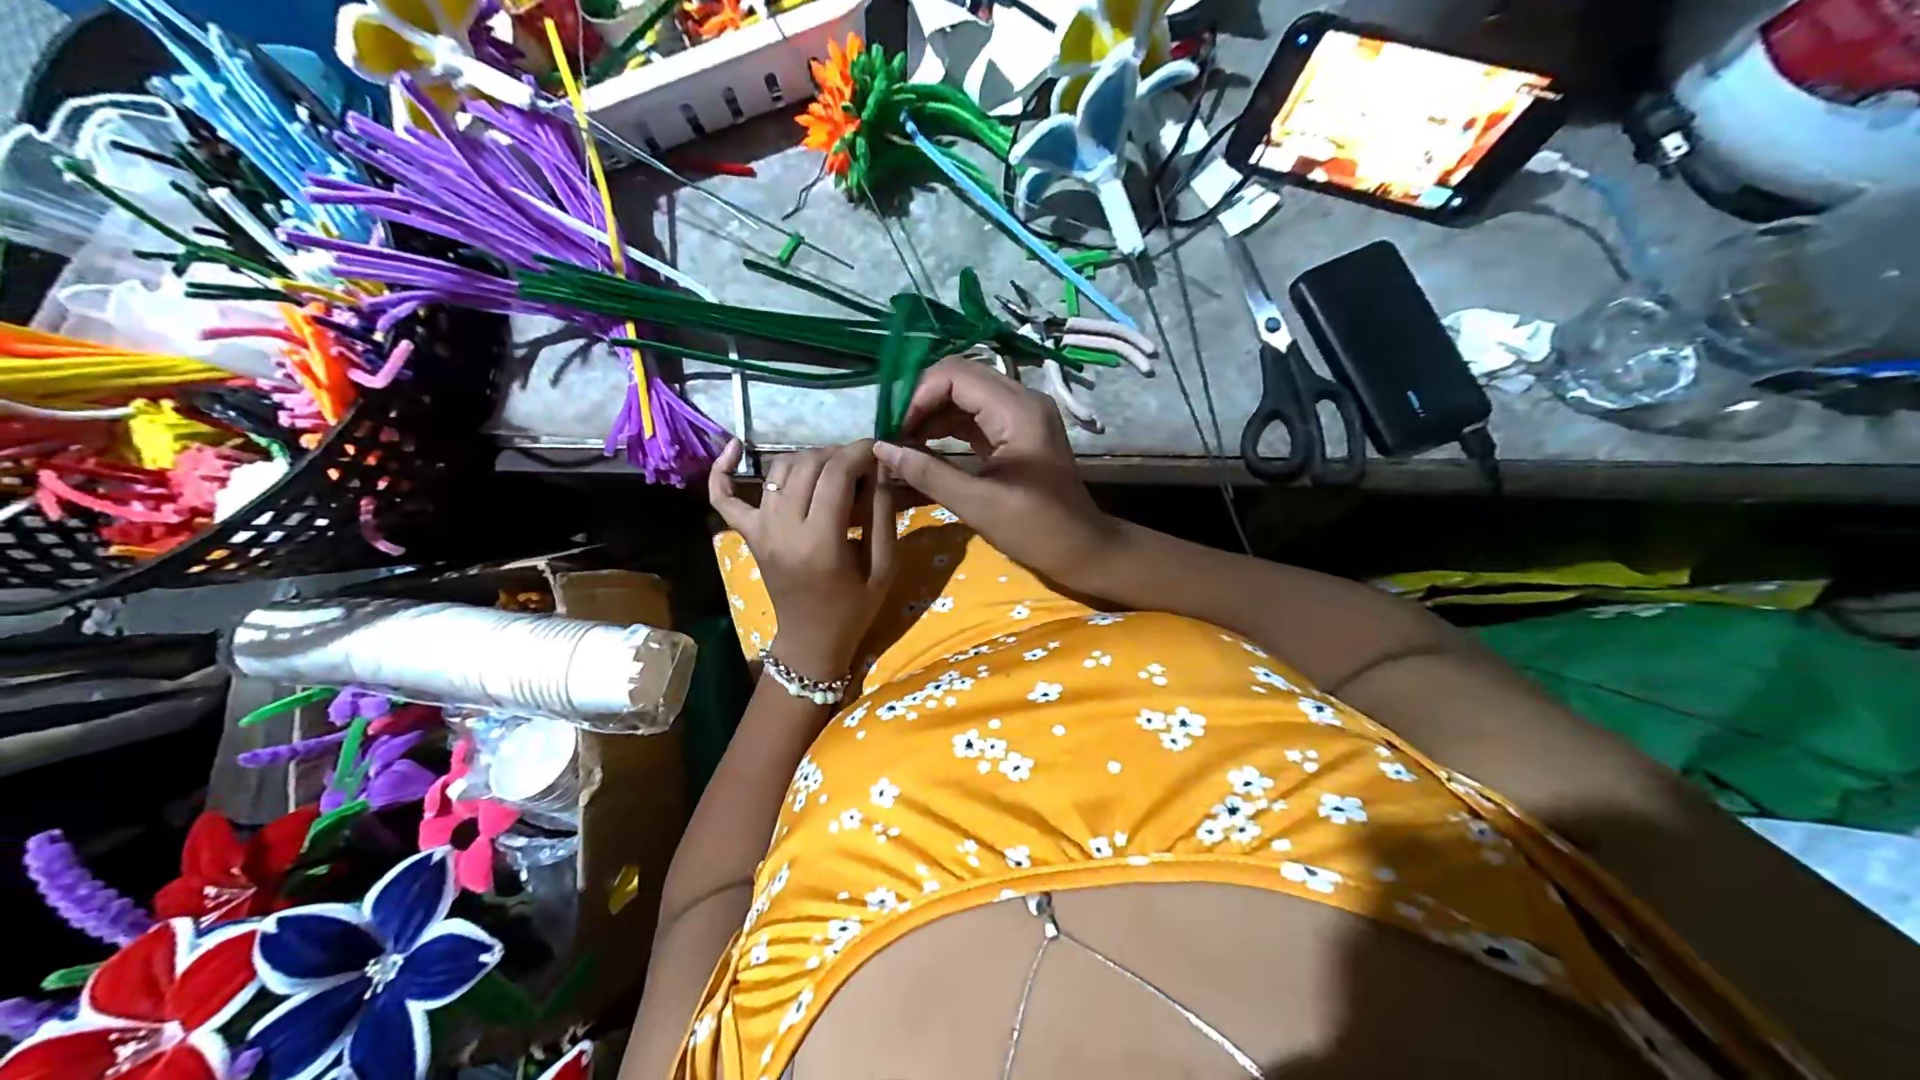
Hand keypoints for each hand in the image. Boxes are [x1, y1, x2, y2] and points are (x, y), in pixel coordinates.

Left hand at [709, 439, 895, 682]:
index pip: (836, 474)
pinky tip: (735, 446)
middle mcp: (784, 529)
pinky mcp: (748, 535)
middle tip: (859, 462)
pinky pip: (724, 498)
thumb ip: (882, 514)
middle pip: (808, 465)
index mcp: (821, 541)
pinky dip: (723, 470)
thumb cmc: (853, 608)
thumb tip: (880, 468)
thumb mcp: (883, 566)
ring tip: (830, 466)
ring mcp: (760, 530)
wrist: (812, 640)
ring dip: (806, 458)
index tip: (877, 448)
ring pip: (778, 471)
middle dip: (837, 453)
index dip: (859, 452)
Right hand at [872, 356, 1122, 584]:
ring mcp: (1021, 415)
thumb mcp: (978, 504)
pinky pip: (975, 416)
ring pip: (965, 396)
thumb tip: (881, 448)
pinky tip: (923, 448)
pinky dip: (948, 428)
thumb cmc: (1037, 529)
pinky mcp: (1017, 432)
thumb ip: (927, 473)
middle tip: (893, 435)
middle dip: (921, 402)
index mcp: (1017, 410)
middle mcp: (1021, 400)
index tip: (894, 430)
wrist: (1083, 548)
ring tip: (902, 444)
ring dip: (932, 415)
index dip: (918, 396)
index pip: (955, 375)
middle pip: (960, 378)